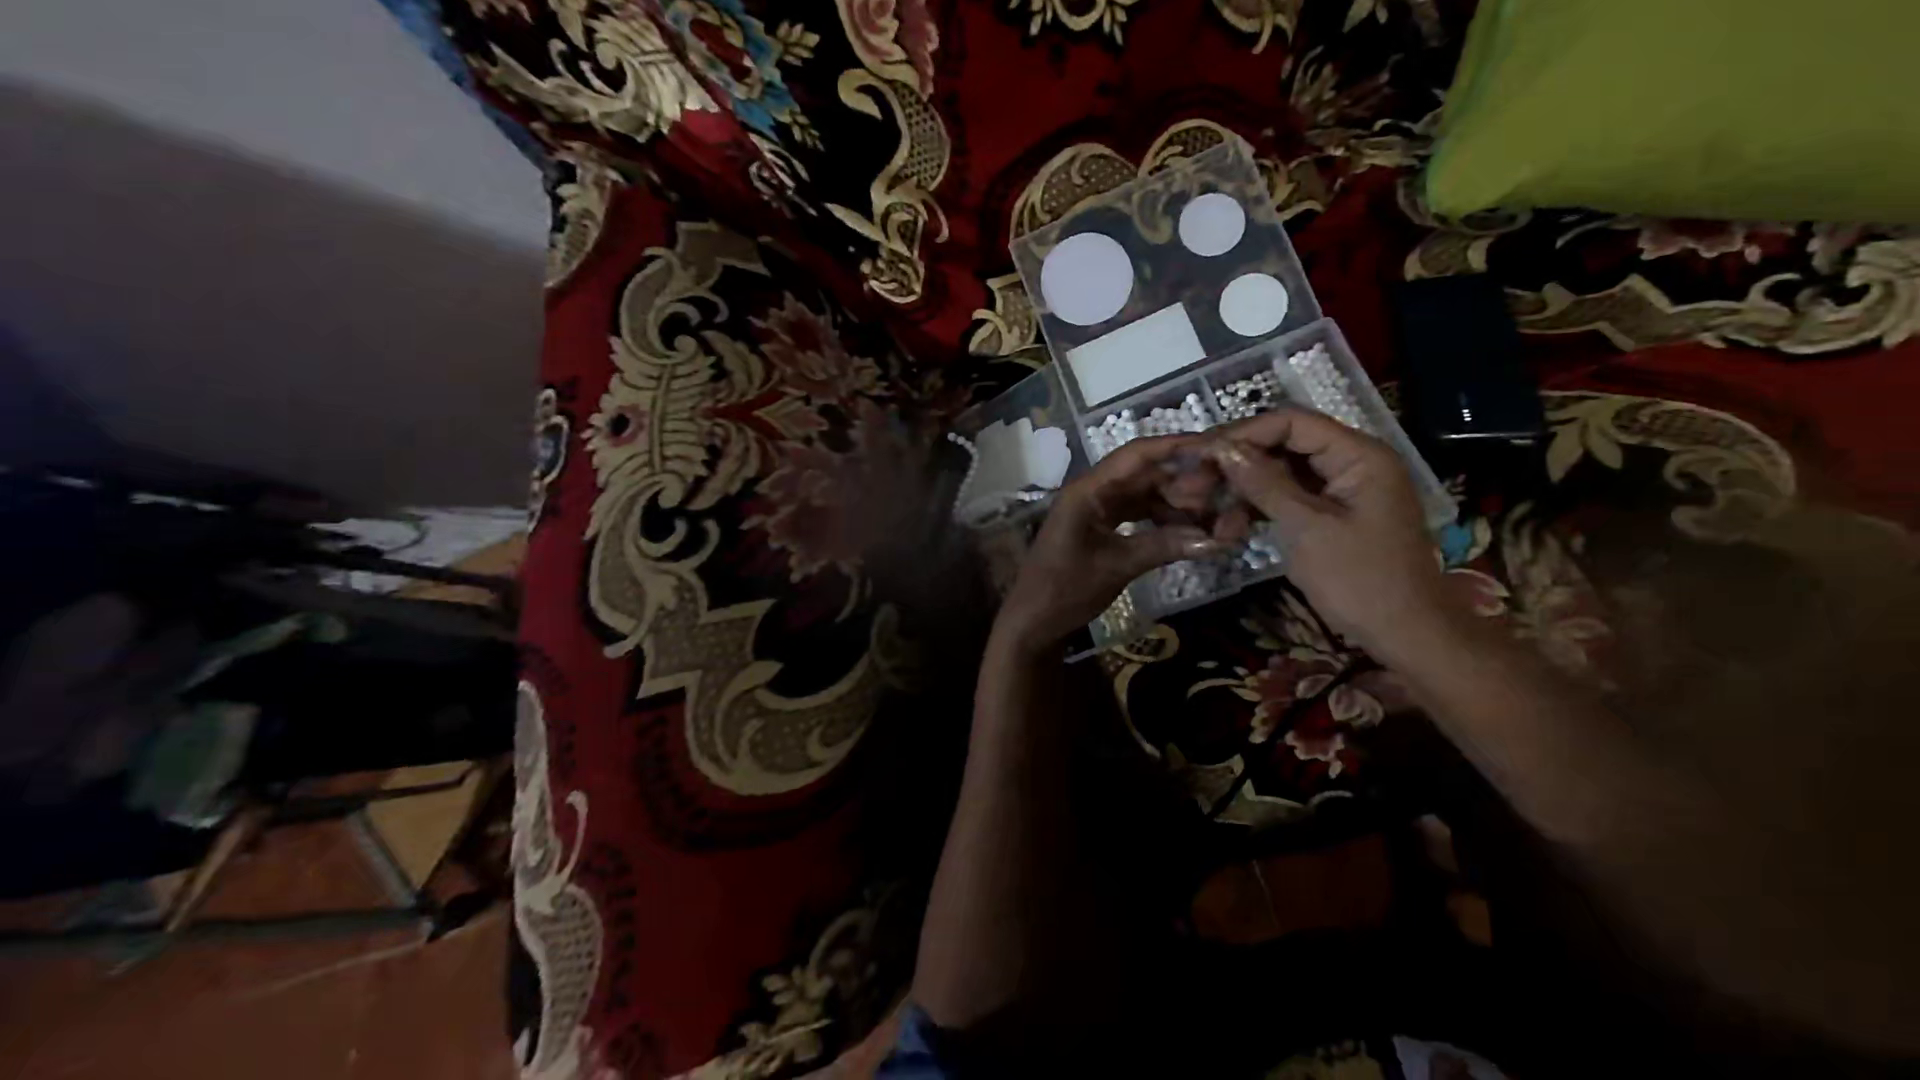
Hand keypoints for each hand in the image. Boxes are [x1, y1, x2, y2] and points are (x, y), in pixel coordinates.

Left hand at [992, 434, 1225, 656]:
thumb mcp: (1117, 567)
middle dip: (1182, 481)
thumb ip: (1164, 547)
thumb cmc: (1065, 590)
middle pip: (1144, 474)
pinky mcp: (1099, 528)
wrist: (1033, 622)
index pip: (1136, 456)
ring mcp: (1095, 510)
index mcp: (1087, 491)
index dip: (1174, 447)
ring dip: (1175, 503)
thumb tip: (1217, 538)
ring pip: (1143, 495)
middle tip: (1223, 491)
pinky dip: (1161, 520)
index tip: (1214, 446)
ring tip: (1212, 514)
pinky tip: (1188, 531)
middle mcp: (1092, 492)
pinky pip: (1136, 514)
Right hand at [1205, 407, 1457, 664]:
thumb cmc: (1361, 580)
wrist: (1407, 635)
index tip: (1200, 453)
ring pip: (1282, 473)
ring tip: (1204, 510)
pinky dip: (1260, 509)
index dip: (1243, 433)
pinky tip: (1229, 527)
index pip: (1291, 422)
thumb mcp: (1307, 528)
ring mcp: (1343, 490)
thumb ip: (1264, 483)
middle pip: (1284, 445)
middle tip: (1192, 483)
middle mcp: (1352, 462)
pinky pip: (1289, 498)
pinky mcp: (1333, 515)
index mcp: (1358, 455)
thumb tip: (1222, 448)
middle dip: (1237, 462)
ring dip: (1242, 489)